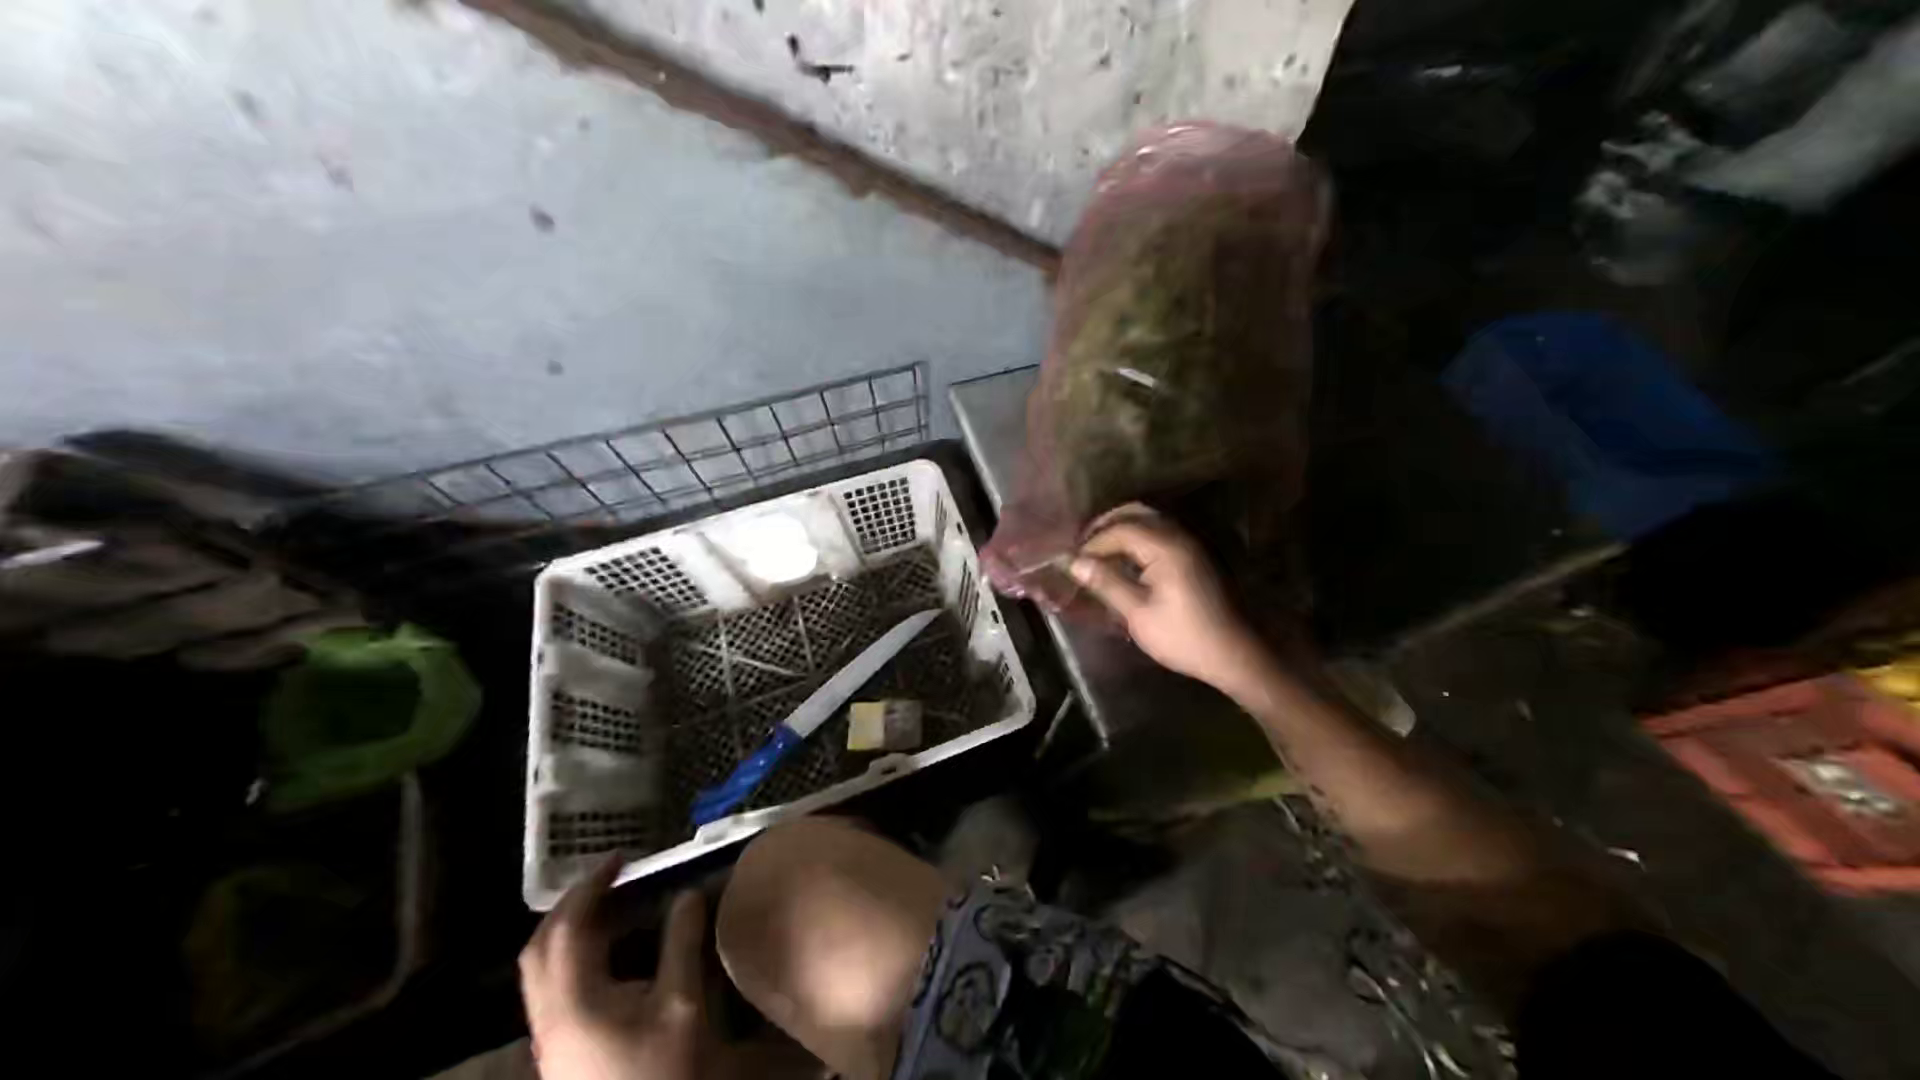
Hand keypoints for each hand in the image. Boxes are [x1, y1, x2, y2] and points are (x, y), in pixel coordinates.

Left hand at [520, 859, 708, 1079]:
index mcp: (574, 999)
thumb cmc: (661, 1071)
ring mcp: (547, 1036)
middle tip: (608, 878)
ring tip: (606, 906)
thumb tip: (687, 894)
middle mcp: (548, 1015)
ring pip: (539, 968)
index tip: (621, 859)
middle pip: (539, 946)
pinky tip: (604, 952)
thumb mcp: (681, 1004)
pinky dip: (570, 953)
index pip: (568, 927)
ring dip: (566, 928)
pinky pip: (550, 985)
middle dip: (570, 904)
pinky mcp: (556, 1049)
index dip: (590, 886)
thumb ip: (682, 943)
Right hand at [1069, 504, 1267, 691]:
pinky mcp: (1192, 556)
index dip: (1093, 542)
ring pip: (1148, 521)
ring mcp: (1188, 545)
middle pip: (1136, 513)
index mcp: (1166, 548)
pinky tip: (1122, 559)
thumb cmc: (1183, 637)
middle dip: (1105, 526)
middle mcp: (1179, 537)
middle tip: (1082, 547)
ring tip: (1097, 553)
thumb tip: (1074, 563)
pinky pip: (1158, 533)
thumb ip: (1106, 582)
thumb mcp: (1138, 613)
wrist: (1232, 654)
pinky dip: (1135, 538)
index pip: (1121, 529)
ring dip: (1120, 530)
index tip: (1073, 561)